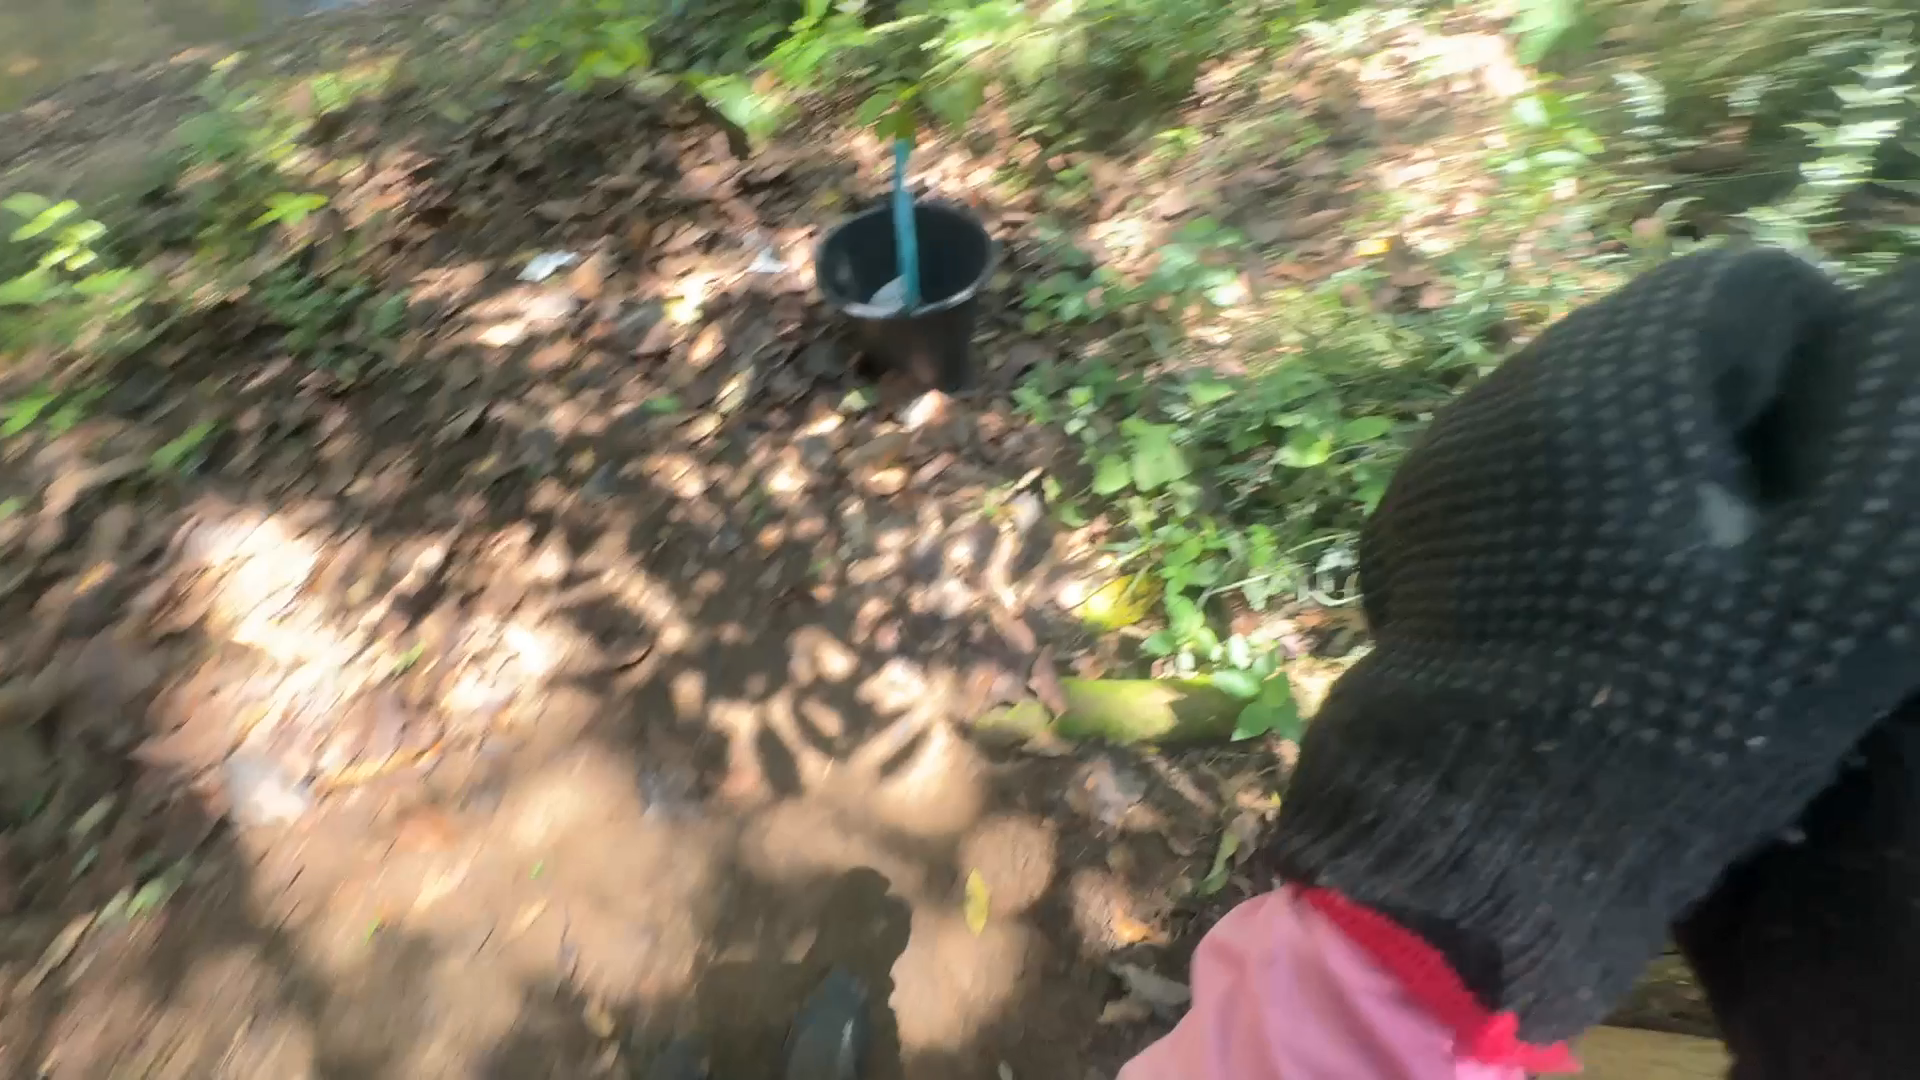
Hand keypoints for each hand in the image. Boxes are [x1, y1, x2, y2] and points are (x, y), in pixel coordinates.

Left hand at [1267, 249, 1919, 1058]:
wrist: (1484, 780)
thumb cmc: (1676, 692)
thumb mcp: (1849, 572)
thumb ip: (1889, 427)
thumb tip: (1902, 312)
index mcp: (1601, 382)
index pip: (1727, 294)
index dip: (1797, 362)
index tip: (1805, 467)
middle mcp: (1493, 398)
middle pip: (1635, 349)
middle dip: (1706, 411)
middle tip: (1735, 527)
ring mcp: (1435, 456)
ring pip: (1562, 407)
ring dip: (1628, 457)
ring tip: (1653, 565)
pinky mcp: (1404, 513)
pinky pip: (1502, 466)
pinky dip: (1551, 497)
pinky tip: (1571, 579)